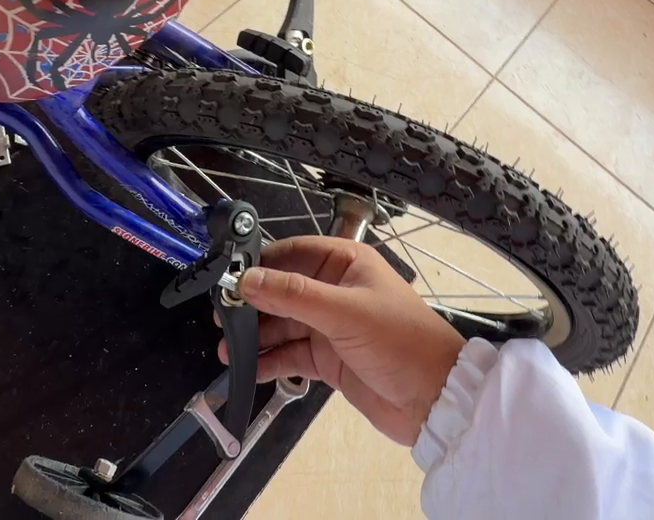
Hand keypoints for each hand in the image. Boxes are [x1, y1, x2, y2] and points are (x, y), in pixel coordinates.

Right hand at [221, 236, 466, 446]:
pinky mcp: (329, 359)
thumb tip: (247, 281)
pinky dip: (269, 361)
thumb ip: (294, 296)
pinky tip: (247, 370)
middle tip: (218, 318)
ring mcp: (331, 326)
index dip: (262, 263)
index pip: (294, 253)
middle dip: (253, 303)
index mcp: (346, 264)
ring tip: (226, 348)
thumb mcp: (345, 313)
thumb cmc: (399, 340)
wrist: (435, 400)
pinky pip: (291, 354)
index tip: (228, 277)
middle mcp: (335, 290)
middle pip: (284, 290)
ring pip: (284, 324)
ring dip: (256, 336)